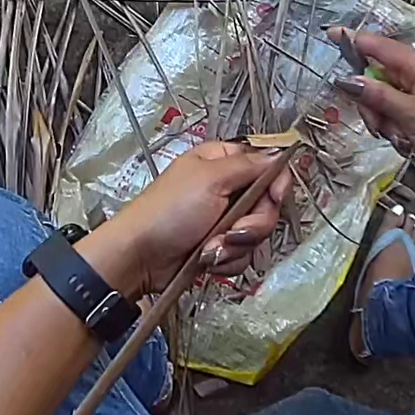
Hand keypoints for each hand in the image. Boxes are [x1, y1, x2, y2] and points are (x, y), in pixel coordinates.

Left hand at [77, 141, 291, 295]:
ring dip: (237, 244)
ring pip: (258, 231)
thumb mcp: (209, 179)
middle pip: (268, 203)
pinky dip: (229, 258)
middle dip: (253, 222)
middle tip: (232, 231)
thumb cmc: (168, 211)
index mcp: (224, 162)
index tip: (275, 198)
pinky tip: (208, 259)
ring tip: (210, 248)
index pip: (269, 165)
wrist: (137, 258)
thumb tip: (277, 155)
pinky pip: (245, 252)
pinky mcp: (222, 244)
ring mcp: (226, 218)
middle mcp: (229, 187)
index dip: (277, 182)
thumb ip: (248, 165)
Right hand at [328, 27, 414, 188]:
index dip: (356, 42)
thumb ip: (377, 95)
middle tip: (377, 122)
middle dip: (372, 101)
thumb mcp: (410, 114)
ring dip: (383, 118)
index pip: (383, 47)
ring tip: (397, 136)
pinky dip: (394, 127)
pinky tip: (404, 141)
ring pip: (385, 99)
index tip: (331, 35)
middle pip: (380, 77)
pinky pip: (396, 113)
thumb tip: (347, 80)